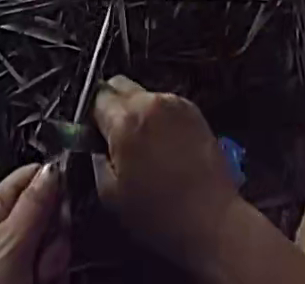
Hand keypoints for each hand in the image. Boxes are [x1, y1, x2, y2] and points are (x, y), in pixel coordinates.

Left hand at [0, 161, 68, 283]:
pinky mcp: (21, 279)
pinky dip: (50, 279)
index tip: (62, 210)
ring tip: (38, 280)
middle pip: (49, 212)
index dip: (55, 188)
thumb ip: (35, 204)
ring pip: (53, 245)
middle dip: (54, 237)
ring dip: (54, 263)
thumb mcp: (9, 244)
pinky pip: (49, 269)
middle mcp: (5, 226)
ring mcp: (13, 256)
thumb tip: (55, 164)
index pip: (34, 175)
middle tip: (43, 261)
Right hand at [91, 76, 245, 269]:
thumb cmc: (158, 213)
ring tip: (145, 145)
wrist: (213, 219)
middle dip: (112, 105)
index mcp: (125, 119)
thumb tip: (96, 141)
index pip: (96, 95)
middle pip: (119, 85)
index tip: (94, 133)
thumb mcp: (111, 195)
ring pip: (142, 94)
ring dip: (136, 111)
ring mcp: (174, 101)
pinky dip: (158, 116)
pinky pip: (164, 103)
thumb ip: (97, 157)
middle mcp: (149, 101)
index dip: (92, 114)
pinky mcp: (193, 108)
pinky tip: (165, 144)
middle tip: (115, 137)